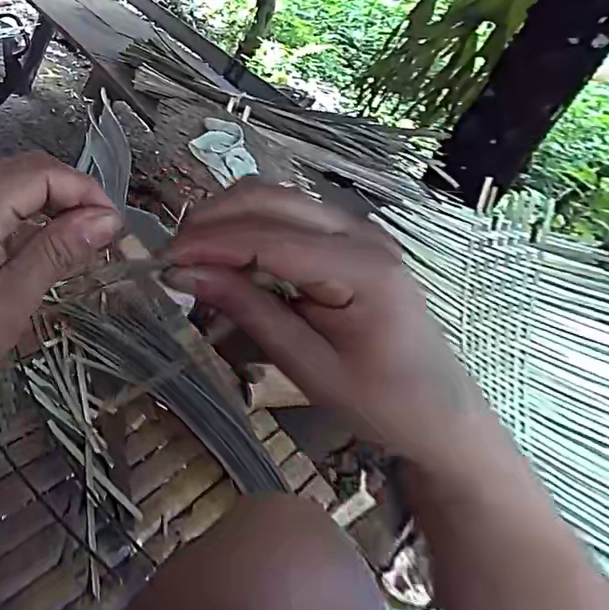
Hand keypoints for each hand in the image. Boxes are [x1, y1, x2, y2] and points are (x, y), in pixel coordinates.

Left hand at [0, 153, 119, 432]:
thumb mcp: (9, 305)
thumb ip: (57, 252)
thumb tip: (106, 219)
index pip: (42, 173)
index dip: (85, 191)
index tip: (115, 227)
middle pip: (28, 170)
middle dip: (72, 192)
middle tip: (103, 234)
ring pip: (13, 185)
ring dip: (52, 203)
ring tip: (82, 241)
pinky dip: (28, 218)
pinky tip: (44, 249)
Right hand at [163, 180, 485, 467]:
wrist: (444, 413)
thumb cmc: (383, 403)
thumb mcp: (309, 367)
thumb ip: (249, 311)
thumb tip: (186, 274)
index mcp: (364, 268)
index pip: (270, 239)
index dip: (211, 244)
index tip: (164, 260)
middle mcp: (362, 231)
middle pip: (270, 199)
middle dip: (212, 220)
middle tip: (173, 257)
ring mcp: (359, 227)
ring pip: (276, 197)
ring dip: (227, 217)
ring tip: (193, 255)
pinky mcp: (349, 234)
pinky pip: (288, 212)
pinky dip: (249, 224)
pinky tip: (228, 253)